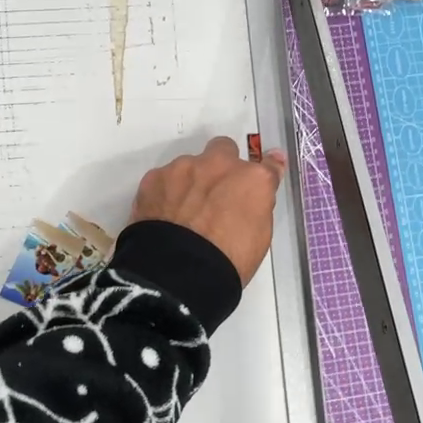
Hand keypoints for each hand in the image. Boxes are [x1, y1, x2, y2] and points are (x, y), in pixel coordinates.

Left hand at [130, 136, 286, 285]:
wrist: (179, 273)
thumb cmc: (229, 262)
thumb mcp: (258, 238)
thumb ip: (257, 207)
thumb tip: (255, 196)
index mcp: (253, 180)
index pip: (267, 164)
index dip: (263, 170)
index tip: (257, 179)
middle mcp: (219, 164)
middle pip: (223, 149)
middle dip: (221, 166)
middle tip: (215, 193)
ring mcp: (184, 167)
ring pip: (189, 165)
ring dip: (190, 181)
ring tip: (183, 213)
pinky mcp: (154, 178)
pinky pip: (163, 179)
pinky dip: (165, 193)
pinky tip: (163, 216)